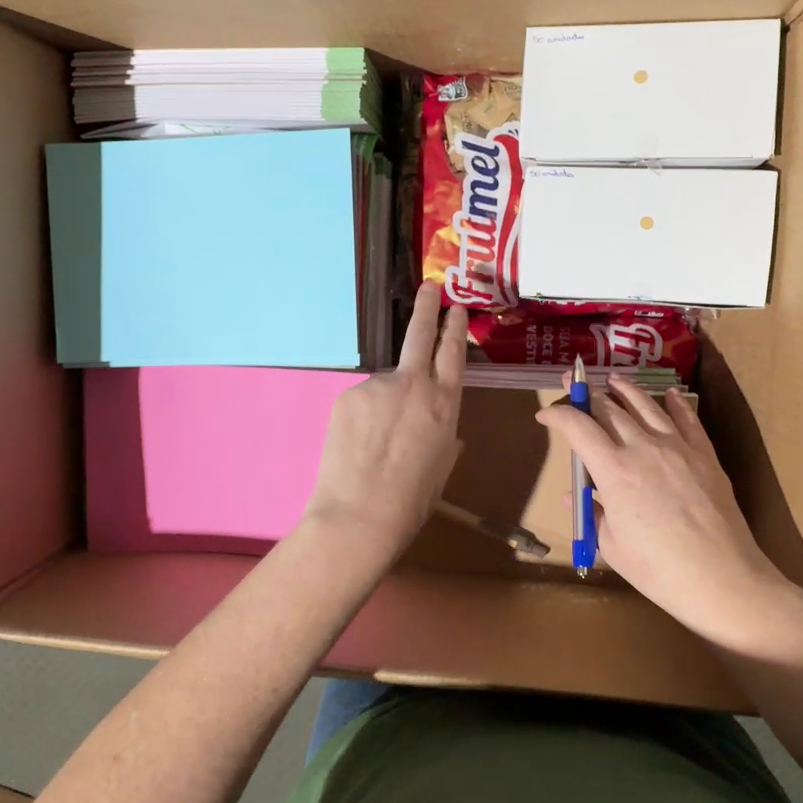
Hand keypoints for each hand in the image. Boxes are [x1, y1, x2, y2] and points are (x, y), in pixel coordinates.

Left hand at [306, 282, 466, 553]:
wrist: (360, 515)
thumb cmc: (411, 501)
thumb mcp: (442, 466)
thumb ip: (443, 437)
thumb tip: (441, 428)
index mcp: (445, 404)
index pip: (452, 354)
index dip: (453, 328)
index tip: (454, 308)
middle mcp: (413, 386)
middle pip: (419, 335)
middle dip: (426, 308)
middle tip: (429, 287)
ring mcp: (377, 388)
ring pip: (384, 384)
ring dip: (384, 404)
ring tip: (377, 445)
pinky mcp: (347, 397)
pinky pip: (360, 401)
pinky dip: (362, 418)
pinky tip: (359, 446)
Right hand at [536, 375, 797, 647]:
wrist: (724, 580)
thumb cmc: (659, 571)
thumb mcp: (611, 546)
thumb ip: (592, 513)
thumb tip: (577, 496)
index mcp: (613, 470)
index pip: (577, 426)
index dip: (557, 414)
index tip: (545, 415)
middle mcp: (642, 447)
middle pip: (609, 408)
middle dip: (585, 394)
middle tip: (571, 384)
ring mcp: (677, 448)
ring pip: (646, 404)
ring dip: (624, 388)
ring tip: (613, 379)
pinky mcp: (705, 455)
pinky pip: (687, 419)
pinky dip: (674, 403)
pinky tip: (669, 394)